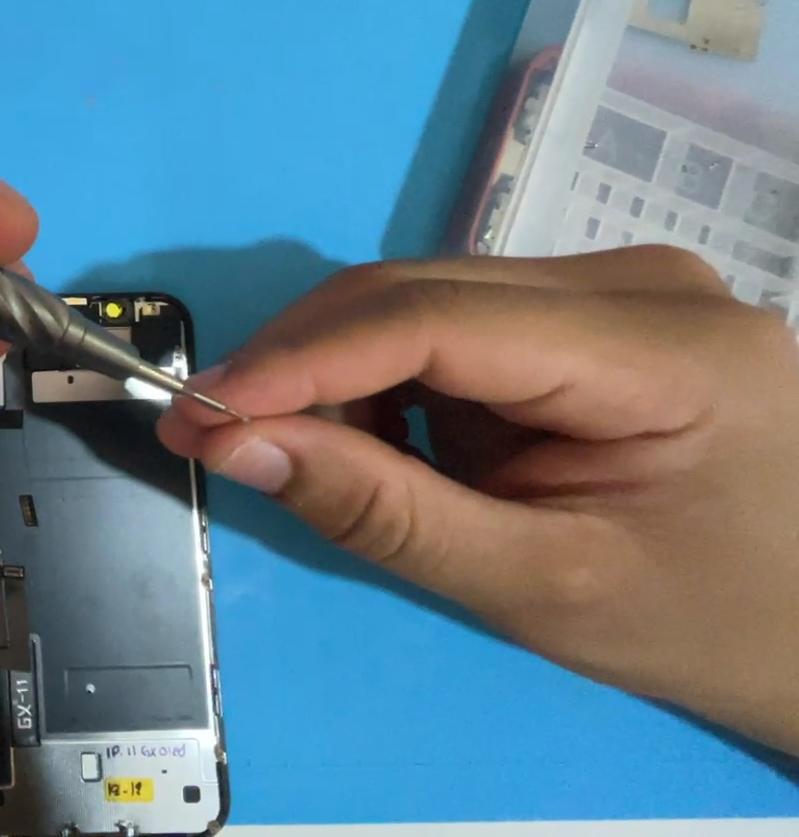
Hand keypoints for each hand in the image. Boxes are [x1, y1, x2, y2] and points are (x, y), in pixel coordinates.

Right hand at [159, 247, 798, 753]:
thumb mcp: (538, 587)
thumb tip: (233, 444)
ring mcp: (596, 288)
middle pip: (397, 296)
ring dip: (317, 375)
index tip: (194, 411)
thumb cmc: (714, 625)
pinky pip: (417, 324)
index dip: (293, 363)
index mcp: (663, 351)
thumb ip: (379, 513)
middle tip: (205, 430)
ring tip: (295, 450)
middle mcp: (627, 283)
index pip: (425, 322)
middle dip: (286, 367)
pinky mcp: (562, 310)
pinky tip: (362, 435)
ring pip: (393, 302)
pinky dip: (359, 380)